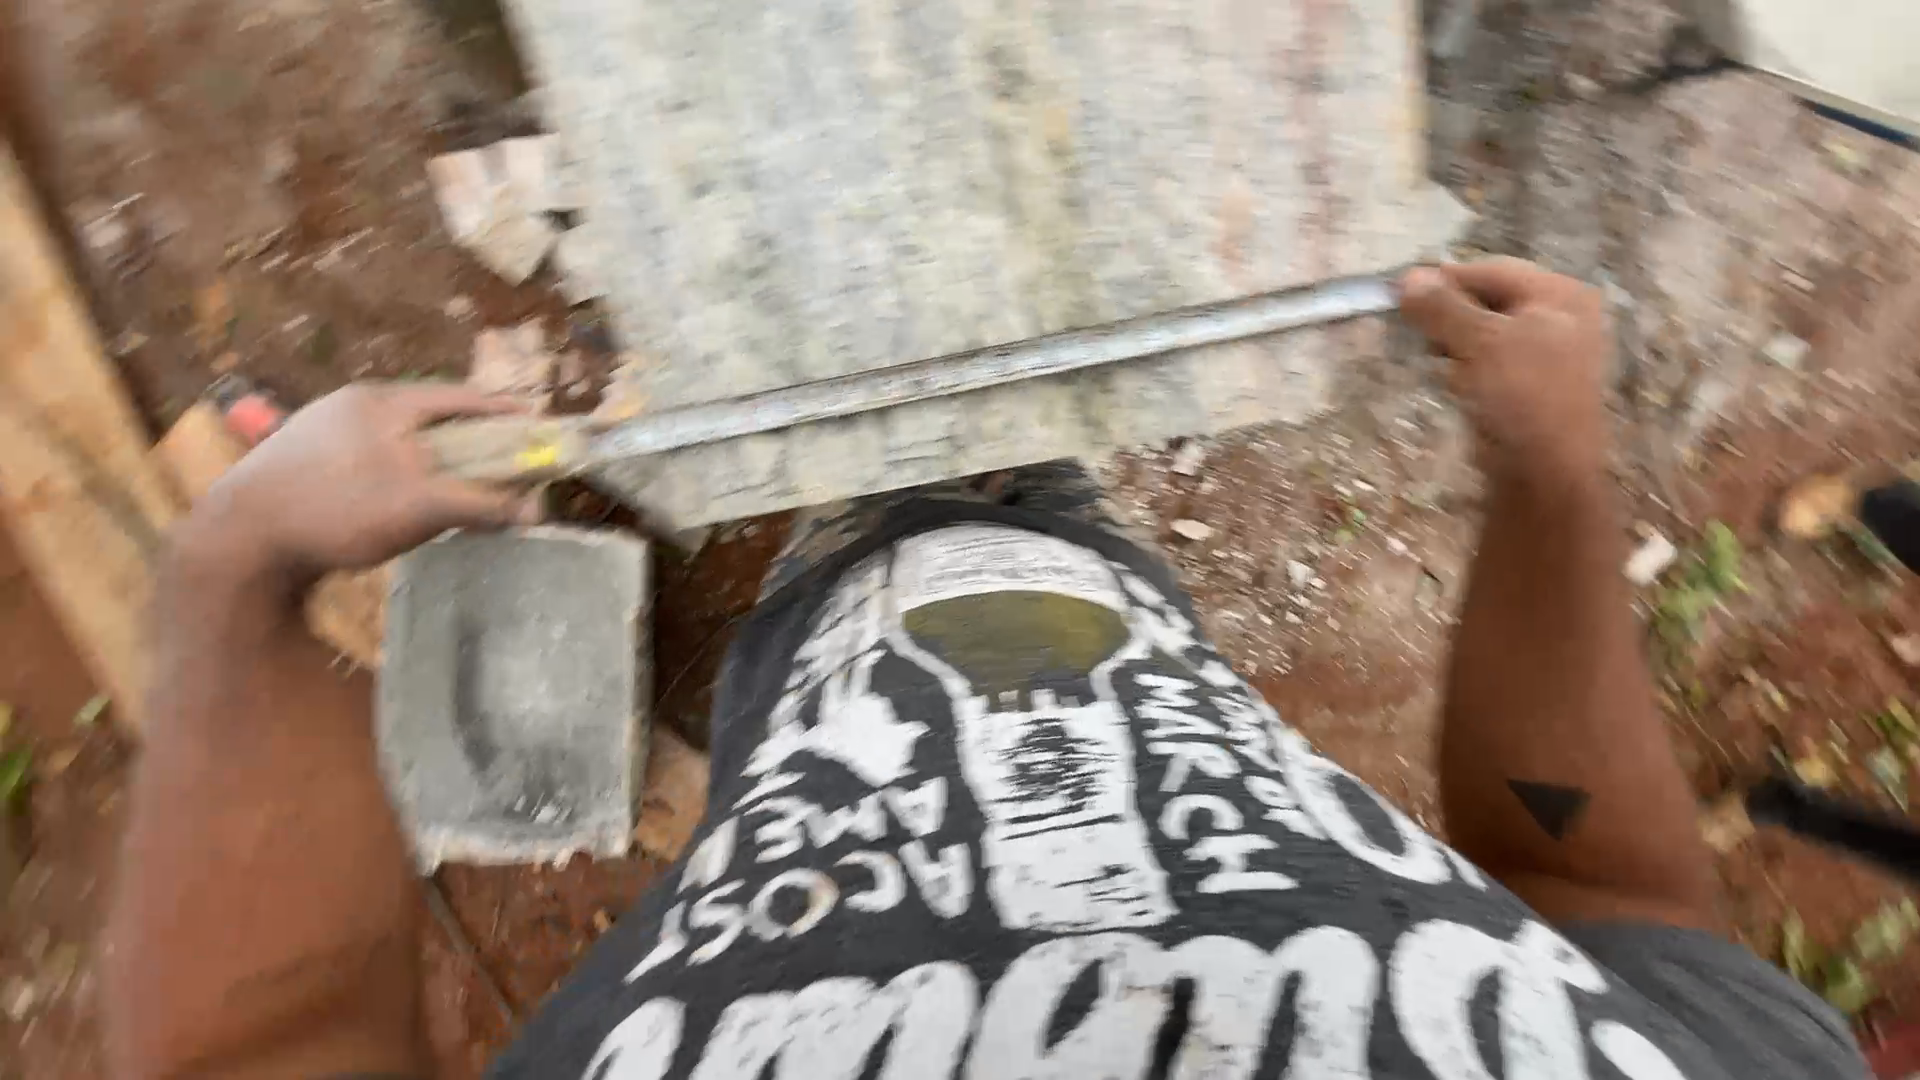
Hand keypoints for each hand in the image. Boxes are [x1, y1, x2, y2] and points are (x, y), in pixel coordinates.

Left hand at [183, 383, 541, 583]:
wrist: (237, 541)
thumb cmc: (337, 510)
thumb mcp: (423, 507)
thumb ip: (485, 506)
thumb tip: (538, 512)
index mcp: (380, 402)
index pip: (458, 397)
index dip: (501, 410)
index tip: (534, 421)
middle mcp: (350, 405)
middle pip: (430, 413)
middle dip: (471, 433)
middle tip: (503, 454)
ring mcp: (321, 429)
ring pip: (400, 434)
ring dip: (438, 453)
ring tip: (461, 477)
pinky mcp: (304, 458)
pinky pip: (375, 453)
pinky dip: (407, 467)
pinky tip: (410, 492)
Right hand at [1400, 258, 1611, 485]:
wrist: (1543, 468)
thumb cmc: (1521, 394)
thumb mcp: (1480, 342)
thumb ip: (1444, 308)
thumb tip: (1407, 277)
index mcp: (1561, 295)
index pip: (1491, 271)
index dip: (1445, 279)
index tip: (1398, 291)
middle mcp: (1559, 316)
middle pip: (1488, 299)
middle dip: (1446, 310)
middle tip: (1407, 323)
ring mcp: (1545, 351)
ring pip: (1484, 330)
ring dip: (1450, 338)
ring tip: (1422, 350)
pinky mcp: (1526, 383)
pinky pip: (1486, 357)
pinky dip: (1461, 361)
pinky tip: (1444, 375)